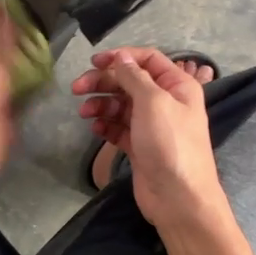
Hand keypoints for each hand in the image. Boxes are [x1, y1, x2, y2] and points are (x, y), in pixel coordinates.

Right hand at [72, 47, 227, 229]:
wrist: (178, 197)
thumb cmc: (170, 144)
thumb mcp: (153, 102)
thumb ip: (134, 77)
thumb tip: (121, 57)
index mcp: (177, 85)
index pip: (148, 59)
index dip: (121, 57)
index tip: (94, 62)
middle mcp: (166, 101)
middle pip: (129, 82)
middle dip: (103, 82)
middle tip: (77, 88)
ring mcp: (152, 125)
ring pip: (121, 106)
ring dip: (101, 105)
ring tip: (84, 113)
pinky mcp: (140, 146)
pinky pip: (119, 128)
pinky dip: (106, 126)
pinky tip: (96, 129)